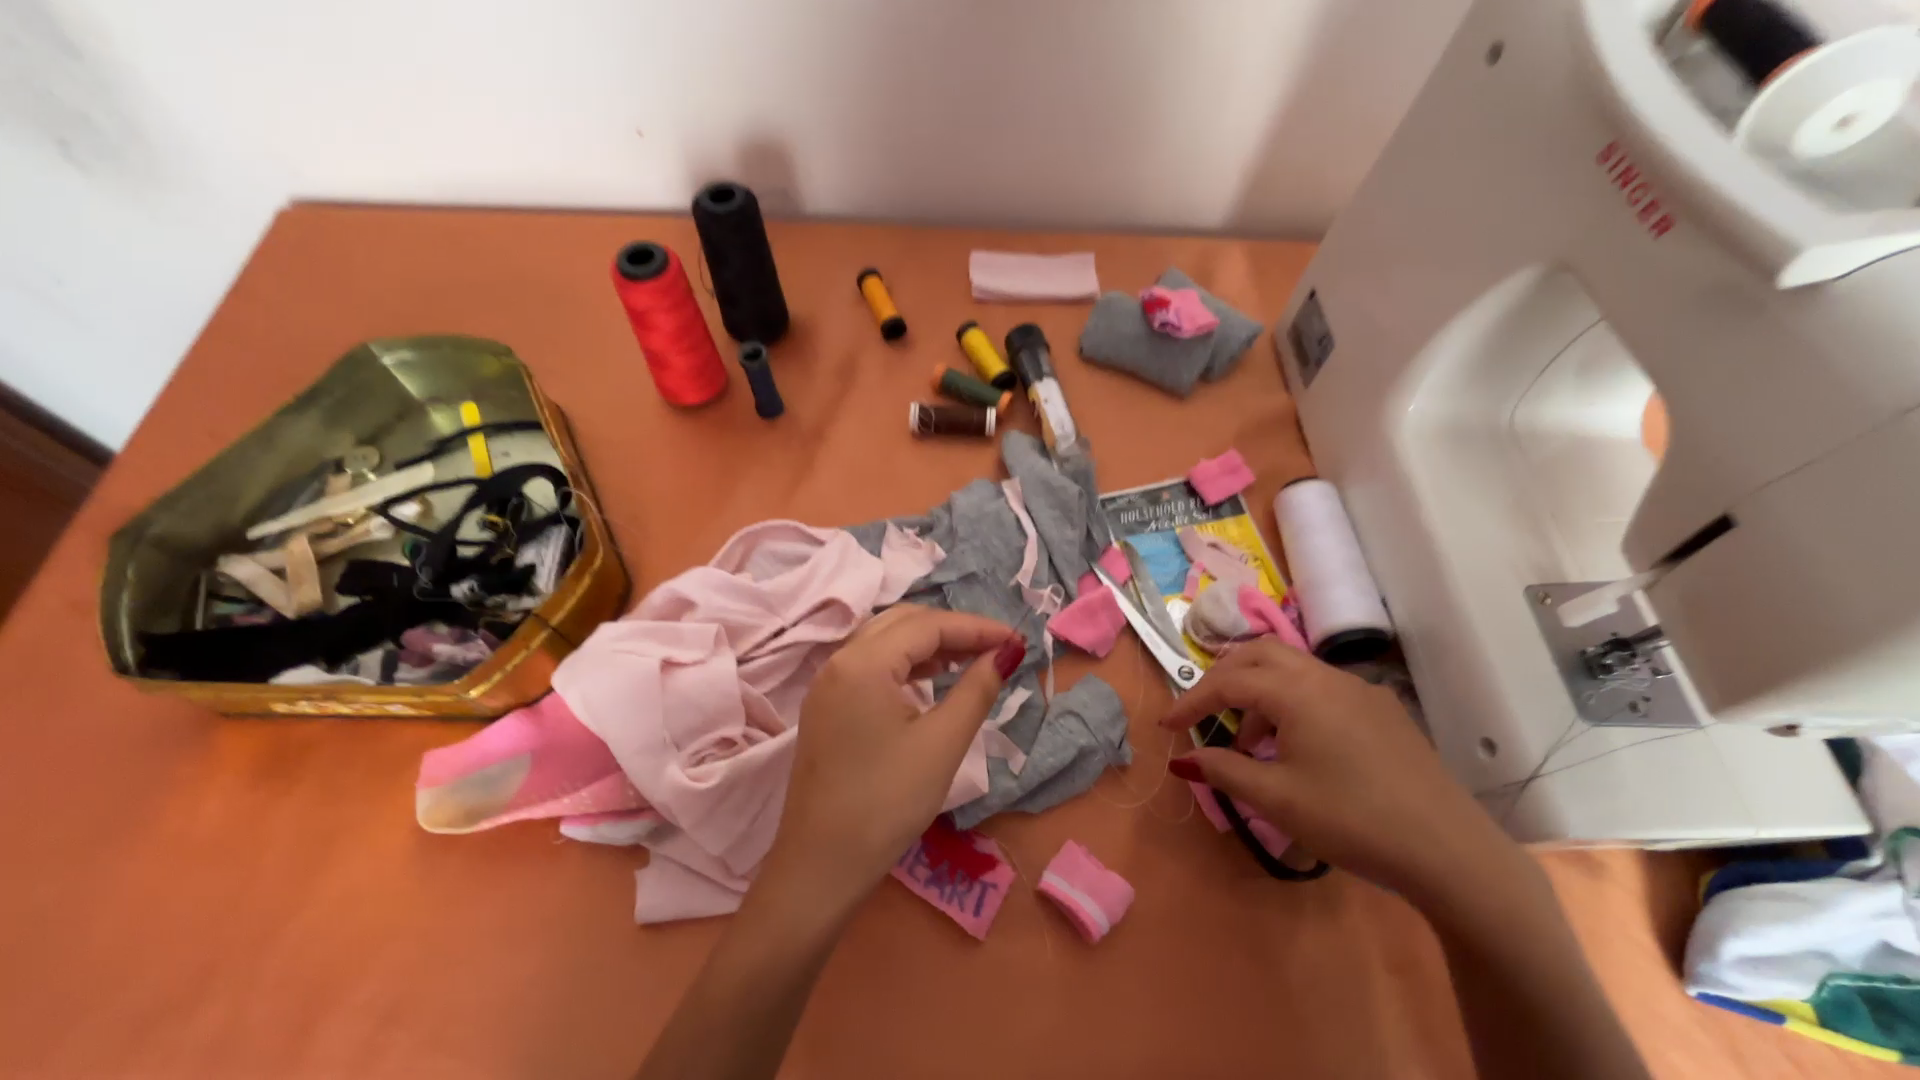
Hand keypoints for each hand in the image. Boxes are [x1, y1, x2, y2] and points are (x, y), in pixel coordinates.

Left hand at [763, 605, 1022, 912]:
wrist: (822, 865)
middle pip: (902, 623)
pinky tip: (932, 682)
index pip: (928, 625)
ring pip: (884, 642)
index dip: (977, 628)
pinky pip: (870, 666)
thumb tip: (1008, 652)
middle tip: (997, 649)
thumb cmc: (887, 803)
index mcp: (863, 663)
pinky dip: (905, 665)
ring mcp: (827, 685)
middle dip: (952, 630)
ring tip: (972, 662)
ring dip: (928, 645)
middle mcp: (839, 662)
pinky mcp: (826, 708)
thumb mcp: (942, 744)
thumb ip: (977, 689)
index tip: (1018, 641)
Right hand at [1161, 639, 1515, 901]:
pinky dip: (1293, 703)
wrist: (1448, 850)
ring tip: (1251, 746)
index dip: (1191, 701)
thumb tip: (1182, 760)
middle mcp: (1327, 677)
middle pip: (1261, 654)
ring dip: (1260, 693)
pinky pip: (1322, 689)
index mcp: (1297, 691)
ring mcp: (1361, 691)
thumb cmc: (1351, 820)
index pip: (1229, 682)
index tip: (1166, 728)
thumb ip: (1224, 771)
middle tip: (1202, 714)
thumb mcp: (1277, 800)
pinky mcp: (1384, 712)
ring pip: (1294, 669)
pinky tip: (1298, 748)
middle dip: (1224, 678)